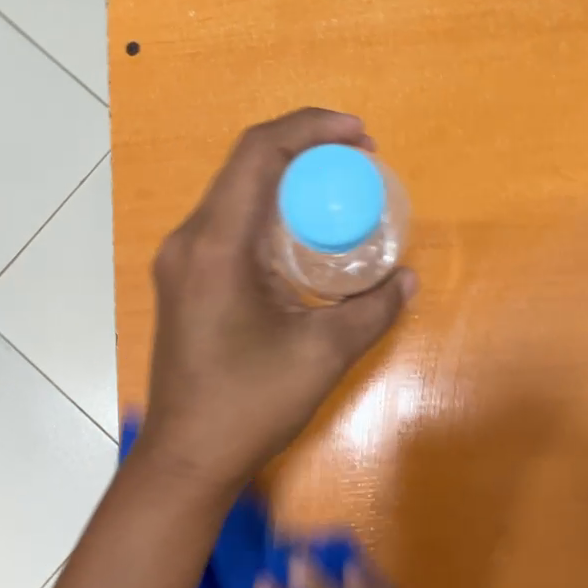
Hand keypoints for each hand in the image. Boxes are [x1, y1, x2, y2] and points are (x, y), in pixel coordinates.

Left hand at [135, 109, 415, 489]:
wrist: (187, 458)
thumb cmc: (249, 405)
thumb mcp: (322, 355)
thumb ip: (371, 310)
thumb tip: (405, 279)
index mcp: (216, 245)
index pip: (258, 153)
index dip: (311, 128)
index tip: (360, 136)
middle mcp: (189, 241)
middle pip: (246, 167)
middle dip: (305, 153)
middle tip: (359, 165)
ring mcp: (181, 262)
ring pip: (236, 195)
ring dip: (287, 184)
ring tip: (339, 195)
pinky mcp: (186, 282)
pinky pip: (230, 226)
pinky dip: (271, 216)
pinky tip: (305, 238)